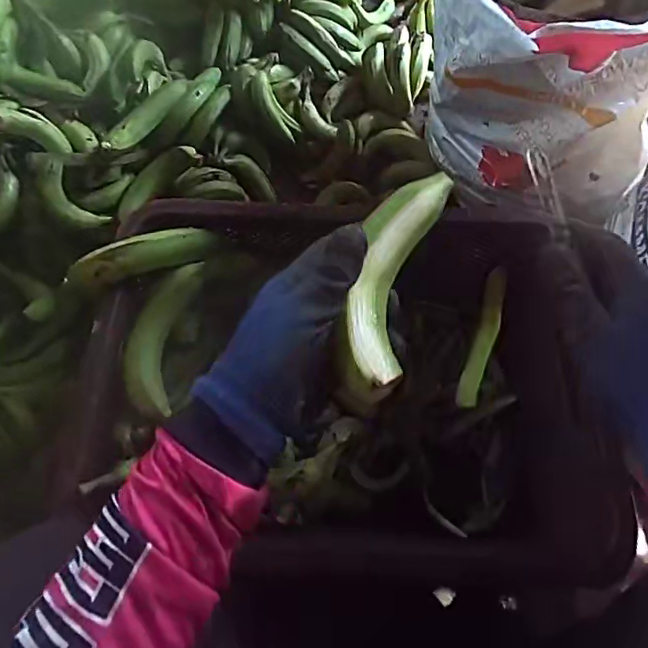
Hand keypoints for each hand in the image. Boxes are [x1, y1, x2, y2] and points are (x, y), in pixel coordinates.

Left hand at [190, 225, 366, 464]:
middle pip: (362, 291)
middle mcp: (315, 307)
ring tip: (390, 346)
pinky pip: (370, 357)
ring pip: (371, 325)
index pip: (333, 254)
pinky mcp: (338, 370)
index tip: (390, 250)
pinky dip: (380, 362)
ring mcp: (327, 340)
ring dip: (385, 334)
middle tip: (390, 312)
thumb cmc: (275, 353)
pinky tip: (384, 373)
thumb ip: (332, 273)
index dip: (360, 249)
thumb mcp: (304, 308)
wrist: (257, 418)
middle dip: (382, 301)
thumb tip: (357, 229)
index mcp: (300, 285)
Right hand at [534, 224, 647, 480]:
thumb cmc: (628, 384)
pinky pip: (611, 303)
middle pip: (608, 259)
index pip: (601, 241)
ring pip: (609, 281)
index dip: (569, 230)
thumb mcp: (588, 335)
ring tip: (542, 276)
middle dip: (572, 249)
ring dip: (578, 273)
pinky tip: (566, 309)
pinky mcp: (646, 340)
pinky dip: (586, 296)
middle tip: (532, 251)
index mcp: (636, 286)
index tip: (534, 227)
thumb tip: (549, 246)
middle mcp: (647, 294)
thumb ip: (569, 289)